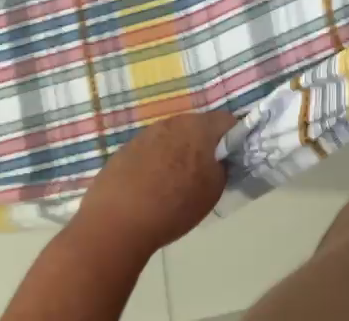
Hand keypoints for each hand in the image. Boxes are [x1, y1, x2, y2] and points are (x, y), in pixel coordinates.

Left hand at [68, 110, 237, 255]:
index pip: (228, 121)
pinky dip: (153, 163)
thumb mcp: (213, 190)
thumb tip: (219, 160)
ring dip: (176, 152)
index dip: (234, 138)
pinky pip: (148, 151)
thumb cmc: (173, 207)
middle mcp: (173, 123)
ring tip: (172, 182)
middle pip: (197, 126)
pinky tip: (148, 188)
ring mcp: (145, 135)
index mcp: (199, 128)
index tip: (232, 158)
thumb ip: (222, 167)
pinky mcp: (123, 151)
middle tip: (203, 171)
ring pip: (171, 138)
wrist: (114, 226)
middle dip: (203, 144)